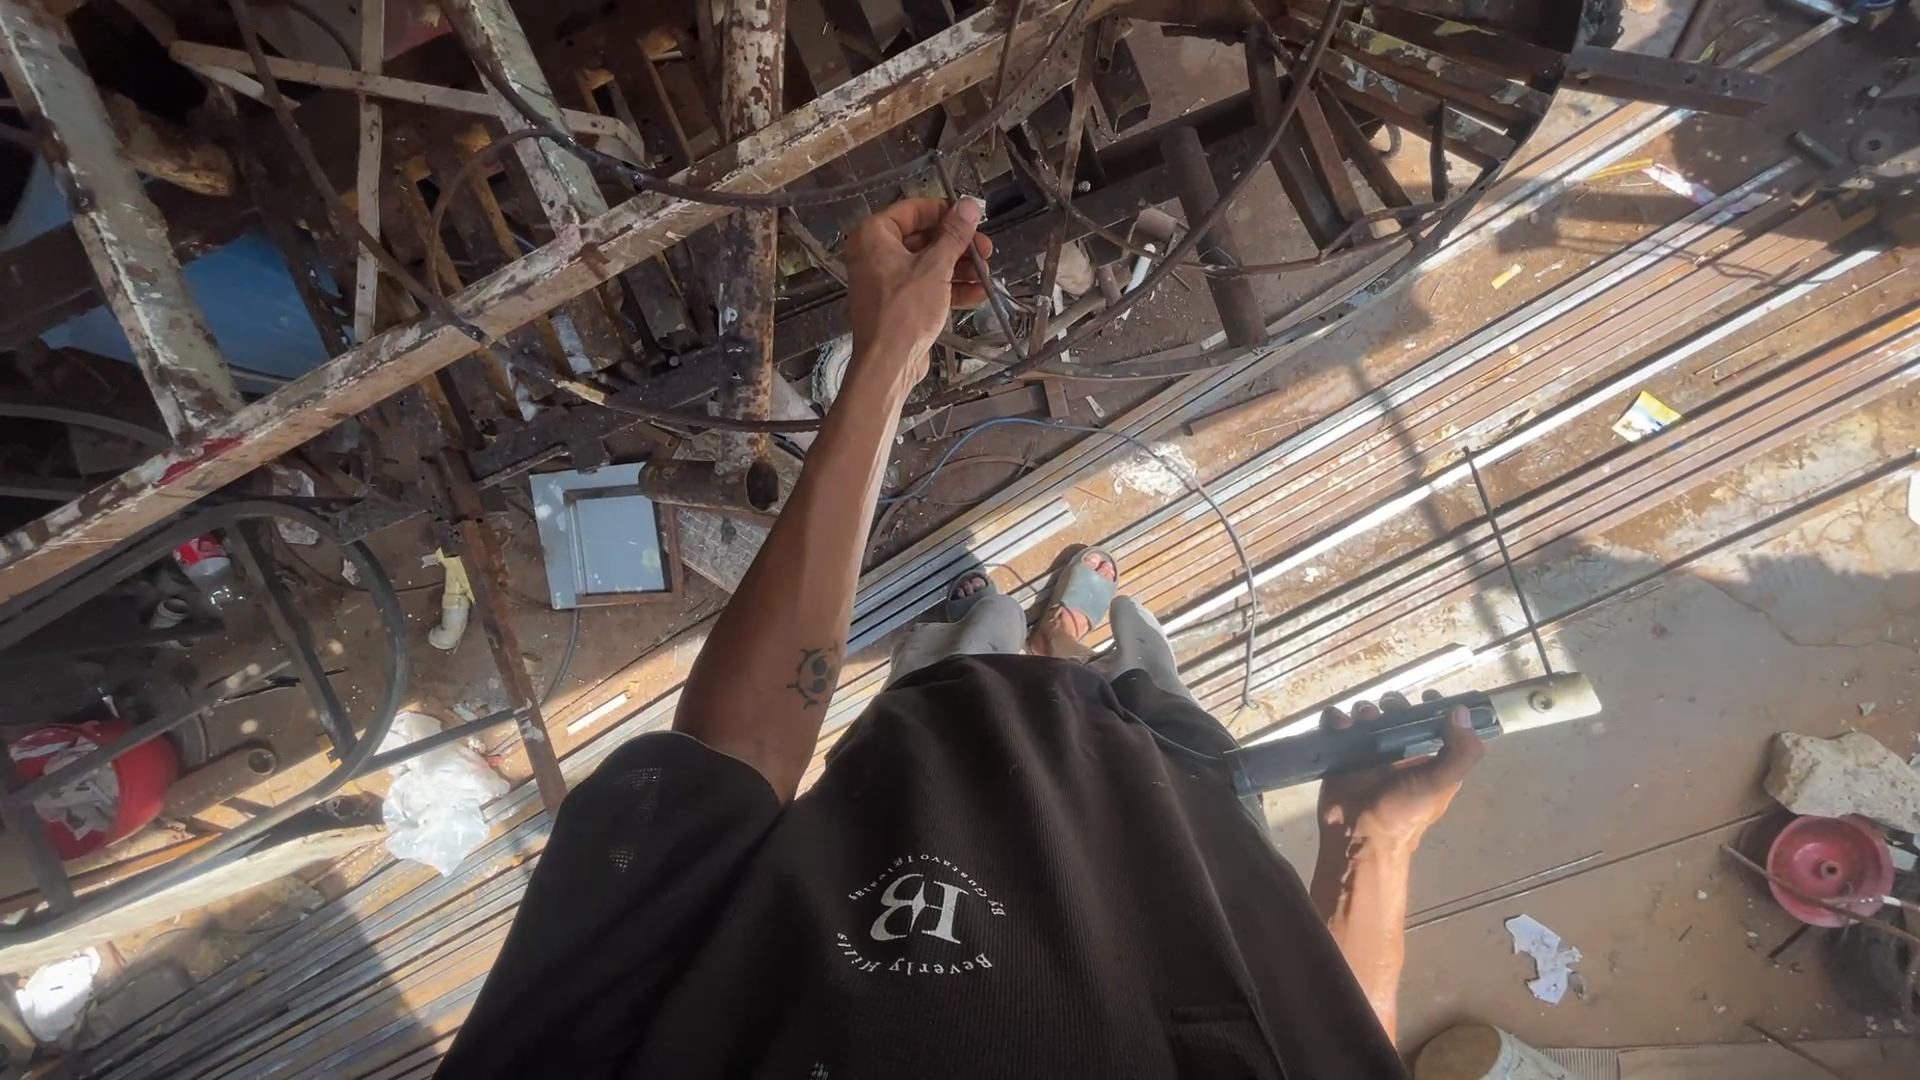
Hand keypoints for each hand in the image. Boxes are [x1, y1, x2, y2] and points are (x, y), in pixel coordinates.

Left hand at [842, 198, 992, 388]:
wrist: (888, 363)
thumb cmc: (906, 310)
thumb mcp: (935, 267)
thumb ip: (954, 235)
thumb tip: (970, 204)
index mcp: (874, 235)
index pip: (913, 210)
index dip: (946, 213)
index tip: (973, 218)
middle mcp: (876, 254)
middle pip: (924, 239)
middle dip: (958, 246)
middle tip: (987, 250)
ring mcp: (887, 282)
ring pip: (929, 265)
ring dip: (959, 269)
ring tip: (987, 273)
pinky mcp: (899, 305)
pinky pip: (927, 288)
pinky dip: (950, 289)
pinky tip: (978, 292)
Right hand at [1317, 691, 1483, 854]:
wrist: (1358, 832)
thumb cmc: (1404, 812)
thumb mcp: (1441, 784)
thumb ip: (1460, 752)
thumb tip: (1461, 713)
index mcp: (1427, 756)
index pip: (1436, 723)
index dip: (1435, 707)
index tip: (1429, 696)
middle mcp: (1398, 749)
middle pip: (1397, 712)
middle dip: (1393, 704)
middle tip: (1389, 710)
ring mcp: (1366, 749)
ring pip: (1365, 714)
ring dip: (1364, 710)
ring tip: (1363, 720)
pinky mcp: (1339, 750)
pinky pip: (1335, 723)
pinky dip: (1336, 718)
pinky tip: (1341, 726)